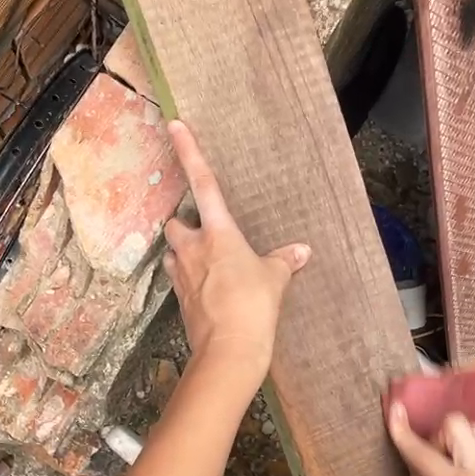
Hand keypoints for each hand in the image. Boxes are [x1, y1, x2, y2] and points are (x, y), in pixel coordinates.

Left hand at [162, 120, 310, 386]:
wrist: (229, 350)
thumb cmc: (253, 306)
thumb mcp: (275, 280)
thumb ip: (283, 261)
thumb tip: (301, 252)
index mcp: (218, 232)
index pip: (203, 183)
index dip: (189, 152)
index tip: (174, 125)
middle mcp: (192, 248)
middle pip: (176, 224)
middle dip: (186, 227)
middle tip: (205, 236)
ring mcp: (181, 275)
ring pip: (173, 254)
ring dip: (184, 255)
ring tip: (208, 267)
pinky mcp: (179, 301)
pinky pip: (181, 282)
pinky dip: (191, 283)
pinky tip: (210, 295)